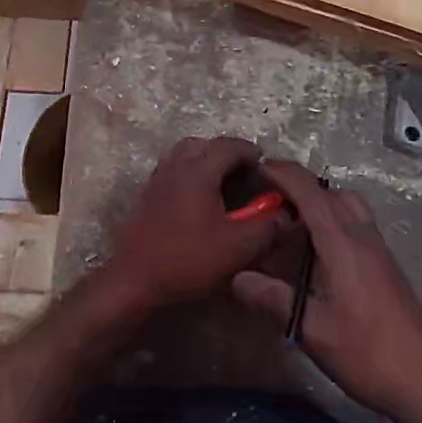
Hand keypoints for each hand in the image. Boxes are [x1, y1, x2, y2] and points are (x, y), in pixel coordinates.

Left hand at [105, 136, 284, 310]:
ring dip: (205, 159)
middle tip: (244, 171)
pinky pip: (172, 168)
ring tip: (221, 180)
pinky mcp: (146, 193)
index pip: (228, 145)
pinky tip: (197, 197)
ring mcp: (157, 177)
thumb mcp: (238, 248)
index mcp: (198, 170)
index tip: (264, 163)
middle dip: (226, 152)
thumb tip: (286, 214)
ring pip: (184, 153)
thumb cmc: (188, 259)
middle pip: (203, 144)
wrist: (135, 278)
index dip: (249, 151)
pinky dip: (188, 171)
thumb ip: (267, 227)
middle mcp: (176, 165)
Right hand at [232, 161, 421, 417]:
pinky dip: (334, 218)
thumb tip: (236, 278)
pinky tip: (319, 250)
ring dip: (321, 200)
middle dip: (300, 185)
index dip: (285, 175)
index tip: (259, 166)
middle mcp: (363, 237)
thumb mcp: (313, 331)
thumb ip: (274, 300)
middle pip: (331, 192)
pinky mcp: (386, 264)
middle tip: (269, 197)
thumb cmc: (368, 354)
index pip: (311, 194)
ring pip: (349, 204)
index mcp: (343, 245)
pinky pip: (357, 222)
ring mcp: (379, 249)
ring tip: (293, 221)